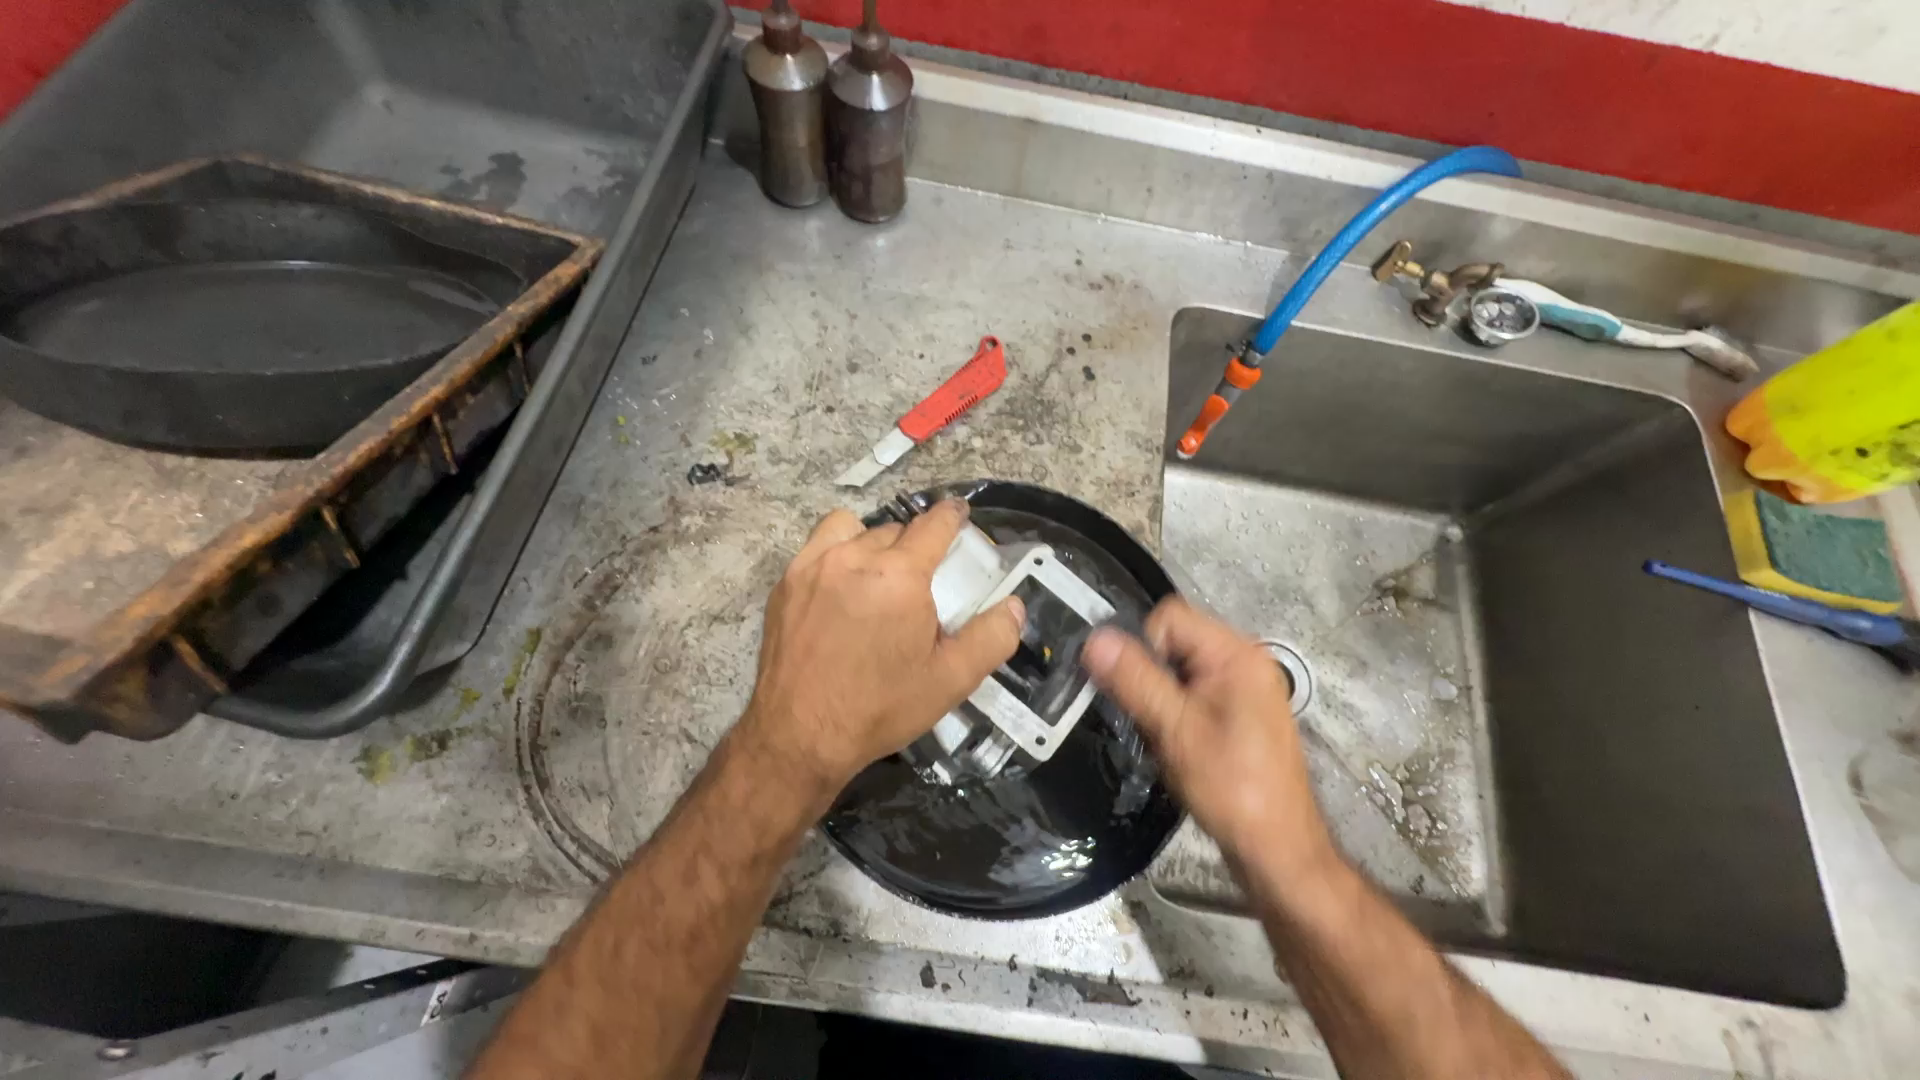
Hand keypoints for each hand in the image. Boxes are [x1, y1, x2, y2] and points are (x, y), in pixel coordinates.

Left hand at [739, 498, 1024, 793]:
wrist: (800, 735)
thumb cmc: (880, 708)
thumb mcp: (950, 681)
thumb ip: (991, 639)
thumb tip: (1014, 607)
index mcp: (900, 576)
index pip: (933, 526)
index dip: (951, 516)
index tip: (959, 514)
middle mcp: (855, 558)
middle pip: (896, 530)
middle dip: (914, 546)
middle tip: (921, 581)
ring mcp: (814, 566)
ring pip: (854, 530)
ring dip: (873, 542)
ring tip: (877, 576)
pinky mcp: (786, 582)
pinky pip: (819, 545)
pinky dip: (837, 553)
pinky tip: (840, 588)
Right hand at [1081, 598, 1334, 878]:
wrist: (1277, 850)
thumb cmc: (1231, 787)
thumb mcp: (1174, 730)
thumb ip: (1134, 680)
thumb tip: (1095, 640)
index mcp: (1235, 654)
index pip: (1169, 617)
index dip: (1141, 647)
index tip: (1136, 691)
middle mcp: (1243, 661)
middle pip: (1172, 643)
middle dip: (1149, 678)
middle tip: (1149, 721)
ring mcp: (1243, 690)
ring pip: (1177, 673)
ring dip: (1160, 702)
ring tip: (1166, 741)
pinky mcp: (1237, 715)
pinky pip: (1192, 696)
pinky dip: (1175, 716)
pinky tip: (1177, 750)